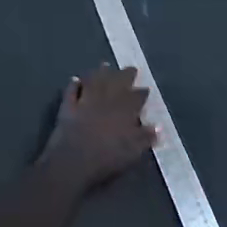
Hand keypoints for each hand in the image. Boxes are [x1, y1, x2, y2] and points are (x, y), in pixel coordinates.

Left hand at [38, 65, 156, 191]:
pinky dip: (73, 84)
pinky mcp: (68, 108)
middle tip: (131, 68)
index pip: (137, 97)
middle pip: (117, 83)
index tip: (146, 88)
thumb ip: (146, 137)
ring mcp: (85, 102)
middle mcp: (106, 101)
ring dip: (100, 73)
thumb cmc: (108, 158)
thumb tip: (158, 126)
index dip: (142, 92)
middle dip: (125, 75)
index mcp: (125, 110)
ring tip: (105, 65)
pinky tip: (75, 79)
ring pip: (95, 82)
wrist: (74, 161)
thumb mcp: (133, 151)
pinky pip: (71, 92)